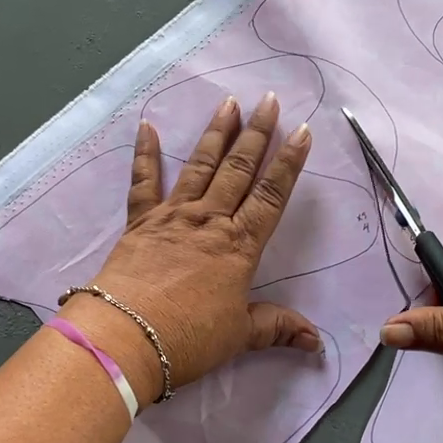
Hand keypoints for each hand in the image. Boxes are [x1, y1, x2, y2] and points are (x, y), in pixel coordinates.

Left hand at [59, 93, 322, 404]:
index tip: (302, 130)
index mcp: (239, 245)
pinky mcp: (140, 221)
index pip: (271, 195)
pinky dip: (146, 153)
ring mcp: (173, 215)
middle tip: (268, 99)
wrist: (126, 337)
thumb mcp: (239, 335)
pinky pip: (144, 181)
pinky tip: (148, 127)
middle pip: (239, 169)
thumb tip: (316, 342)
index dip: (290, 162)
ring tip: (229, 102)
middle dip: (257, 133)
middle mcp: (209, 220)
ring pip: (200, 166)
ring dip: (216, 133)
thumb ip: (276, 328)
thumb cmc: (188, 338)